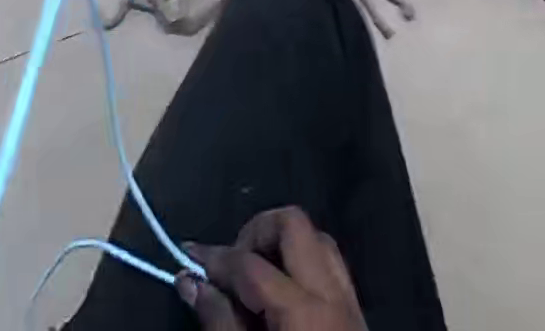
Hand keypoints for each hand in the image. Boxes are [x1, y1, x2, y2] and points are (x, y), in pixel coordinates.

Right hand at [180, 207, 368, 329]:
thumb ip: (218, 324)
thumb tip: (190, 280)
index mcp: (303, 313)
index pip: (249, 264)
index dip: (214, 258)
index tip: (187, 258)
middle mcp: (332, 295)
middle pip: (293, 223)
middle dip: (255, 233)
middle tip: (230, 267)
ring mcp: (351, 303)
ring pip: (316, 238)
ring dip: (281, 244)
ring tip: (252, 279)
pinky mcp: (357, 318)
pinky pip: (330, 266)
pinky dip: (301, 264)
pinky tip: (280, 297)